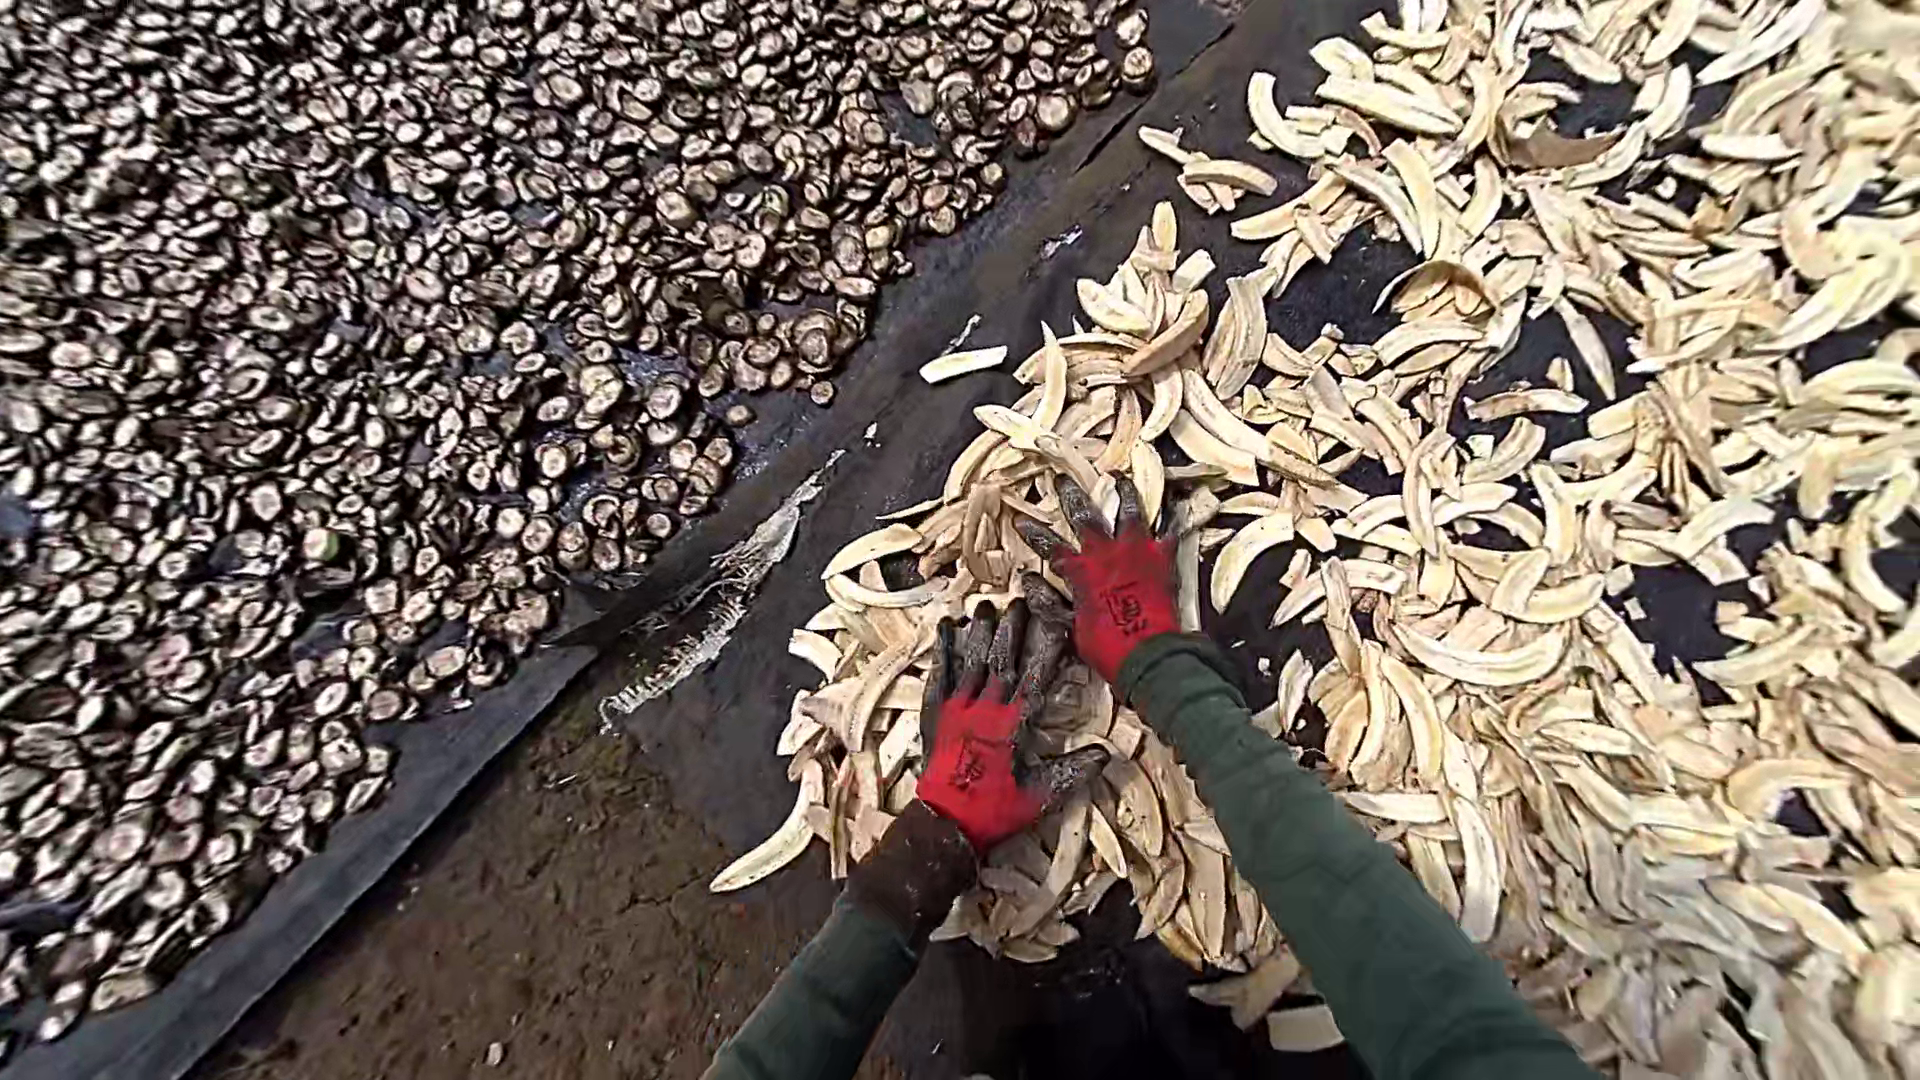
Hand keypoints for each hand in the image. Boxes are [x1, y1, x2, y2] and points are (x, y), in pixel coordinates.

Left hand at [916, 594, 1109, 852]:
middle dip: (1012, 628)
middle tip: (1018, 601)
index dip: (1047, 649)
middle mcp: (985, 707)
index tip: (1057, 623)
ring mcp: (957, 706)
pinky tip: (945, 627)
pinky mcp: (935, 711)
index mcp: (1013, 724)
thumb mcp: (1041, 796)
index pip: (1036, 677)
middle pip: (1002, 659)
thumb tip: (1108, 753)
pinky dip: (943, 649)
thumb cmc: (995, 809)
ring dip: (981, 631)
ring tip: (986, 605)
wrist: (946, 823)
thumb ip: (1074, 771)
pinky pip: (940, 673)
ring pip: (972, 660)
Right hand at [1015, 474, 1178, 683]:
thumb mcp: (1069, 627)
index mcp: (1080, 570)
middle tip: (1061, 480)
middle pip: (1085, 517)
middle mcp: (1106, 553)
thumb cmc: (1107, 645)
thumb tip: (1029, 581)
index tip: (1020, 521)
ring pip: (1129, 513)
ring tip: (1119, 479)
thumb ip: (1050, 602)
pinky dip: (1174, 518)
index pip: (1050, 546)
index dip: (1033, 533)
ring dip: (1123, 494)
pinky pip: (1171, 532)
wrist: (1149, 655)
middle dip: (1070, 496)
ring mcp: (1137, 552)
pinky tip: (1176, 504)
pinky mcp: (1164, 560)